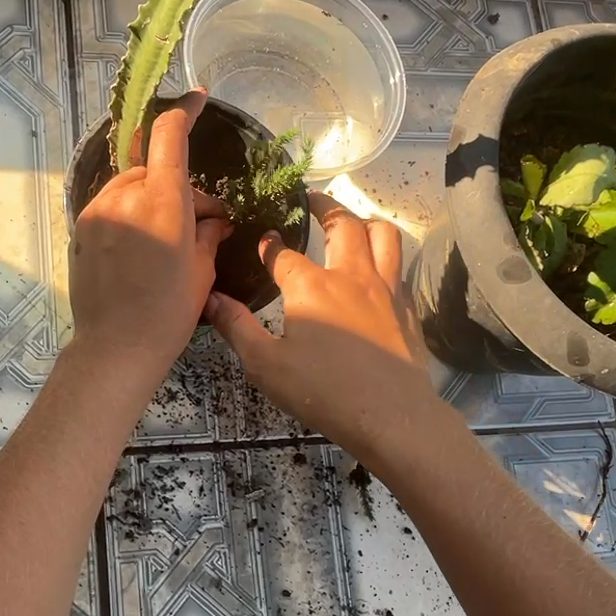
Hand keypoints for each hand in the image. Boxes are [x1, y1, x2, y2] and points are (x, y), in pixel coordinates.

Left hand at [69, 90, 231, 378]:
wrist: (116, 347)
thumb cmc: (168, 313)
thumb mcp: (201, 272)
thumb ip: (208, 234)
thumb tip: (215, 220)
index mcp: (164, 201)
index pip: (170, 135)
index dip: (184, 110)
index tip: (196, 97)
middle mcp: (126, 196)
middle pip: (153, 167)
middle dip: (178, 184)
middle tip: (200, 220)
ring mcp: (98, 212)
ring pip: (130, 186)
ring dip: (151, 198)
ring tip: (168, 235)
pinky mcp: (81, 229)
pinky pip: (111, 207)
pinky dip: (130, 214)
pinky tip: (141, 246)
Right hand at [205, 191, 453, 468]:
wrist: (390, 415)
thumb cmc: (323, 391)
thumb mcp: (266, 365)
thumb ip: (237, 328)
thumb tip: (209, 299)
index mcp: (311, 287)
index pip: (284, 254)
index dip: (270, 245)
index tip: (263, 241)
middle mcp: (351, 276)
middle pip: (342, 224)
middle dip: (323, 206)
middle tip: (311, 200)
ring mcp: (385, 289)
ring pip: (382, 234)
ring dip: (364, 219)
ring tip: (352, 221)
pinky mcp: (406, 308)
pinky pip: (399, 265)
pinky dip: (386, 254)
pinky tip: (377, 269)